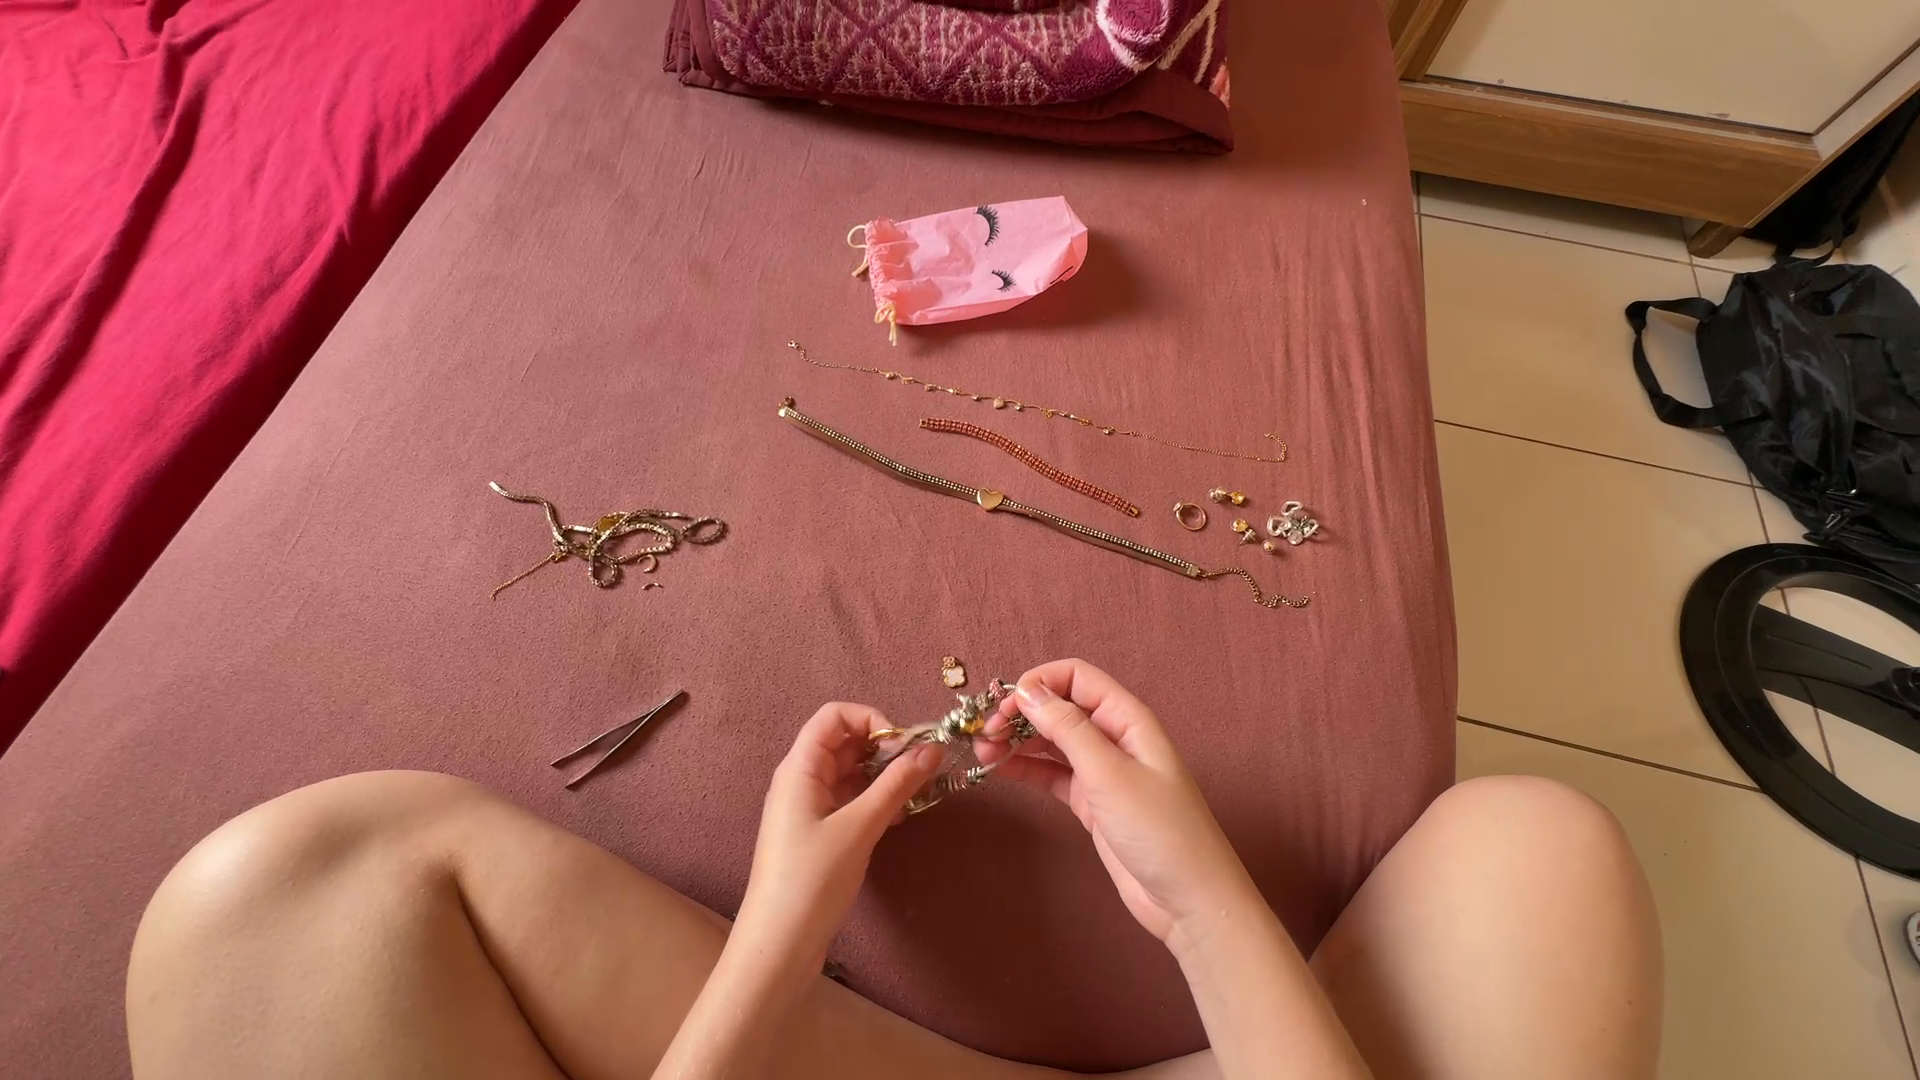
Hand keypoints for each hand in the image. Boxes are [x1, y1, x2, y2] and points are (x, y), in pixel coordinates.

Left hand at [734, 702, 943, 962]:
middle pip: (846, 741)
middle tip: (920, 770)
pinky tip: (899, 816)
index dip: (871, 718)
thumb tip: (932, 749)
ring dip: (884, 775)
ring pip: (852, 771)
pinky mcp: (818, 831)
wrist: (777, 947)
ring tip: (915, 795)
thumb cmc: (812, 880)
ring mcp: (809, 805)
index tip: (903, 745)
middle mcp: (802, 778)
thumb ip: (896, 785)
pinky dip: (876, 799)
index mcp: (800, 767)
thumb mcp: (859, 827)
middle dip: (885, 747)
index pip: (834, 714)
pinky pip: (850, 798)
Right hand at [978, 659, 1258, 945]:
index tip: (1005, 703)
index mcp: (1126, 717)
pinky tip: (998, 769)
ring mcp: (1101, 770)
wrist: (1188, 900)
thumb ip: (1067, 728)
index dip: (1039, 681)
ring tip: (982, 750)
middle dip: (1021, 712)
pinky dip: (1025, 769)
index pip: (1076, 677)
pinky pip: (1051, 774)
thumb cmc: (1158, 829)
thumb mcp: (1109, 773)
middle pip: (1059, 706)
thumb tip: (1027, 690)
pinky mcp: (1090, 801)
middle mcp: (1112, 736)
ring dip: (1017, 740)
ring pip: (1051, 741)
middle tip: (985, 731)